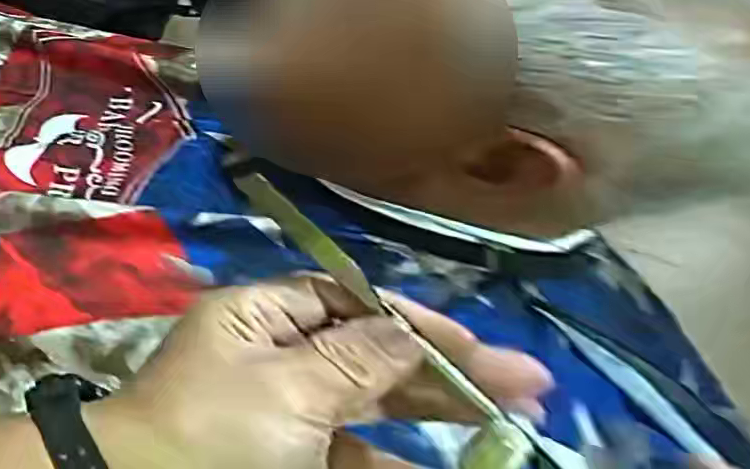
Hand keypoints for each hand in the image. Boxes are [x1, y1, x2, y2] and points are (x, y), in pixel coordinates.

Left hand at [83, 275, 554, 468]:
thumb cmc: (219, 429)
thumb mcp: (287, 388)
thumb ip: (351, 360)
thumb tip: (404, 326)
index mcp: (253, 315)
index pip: (334, 297)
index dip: (399, 314)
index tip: (472, 341)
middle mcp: (269, 349)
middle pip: (361, 345)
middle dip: (436, 360)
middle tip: (529, 381)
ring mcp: (285, 403)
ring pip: (368, 395)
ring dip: (433, 403)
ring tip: (516, 412)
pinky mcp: (297, 451)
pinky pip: (360, 447)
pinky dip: (402, 456)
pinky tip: (460, 455)